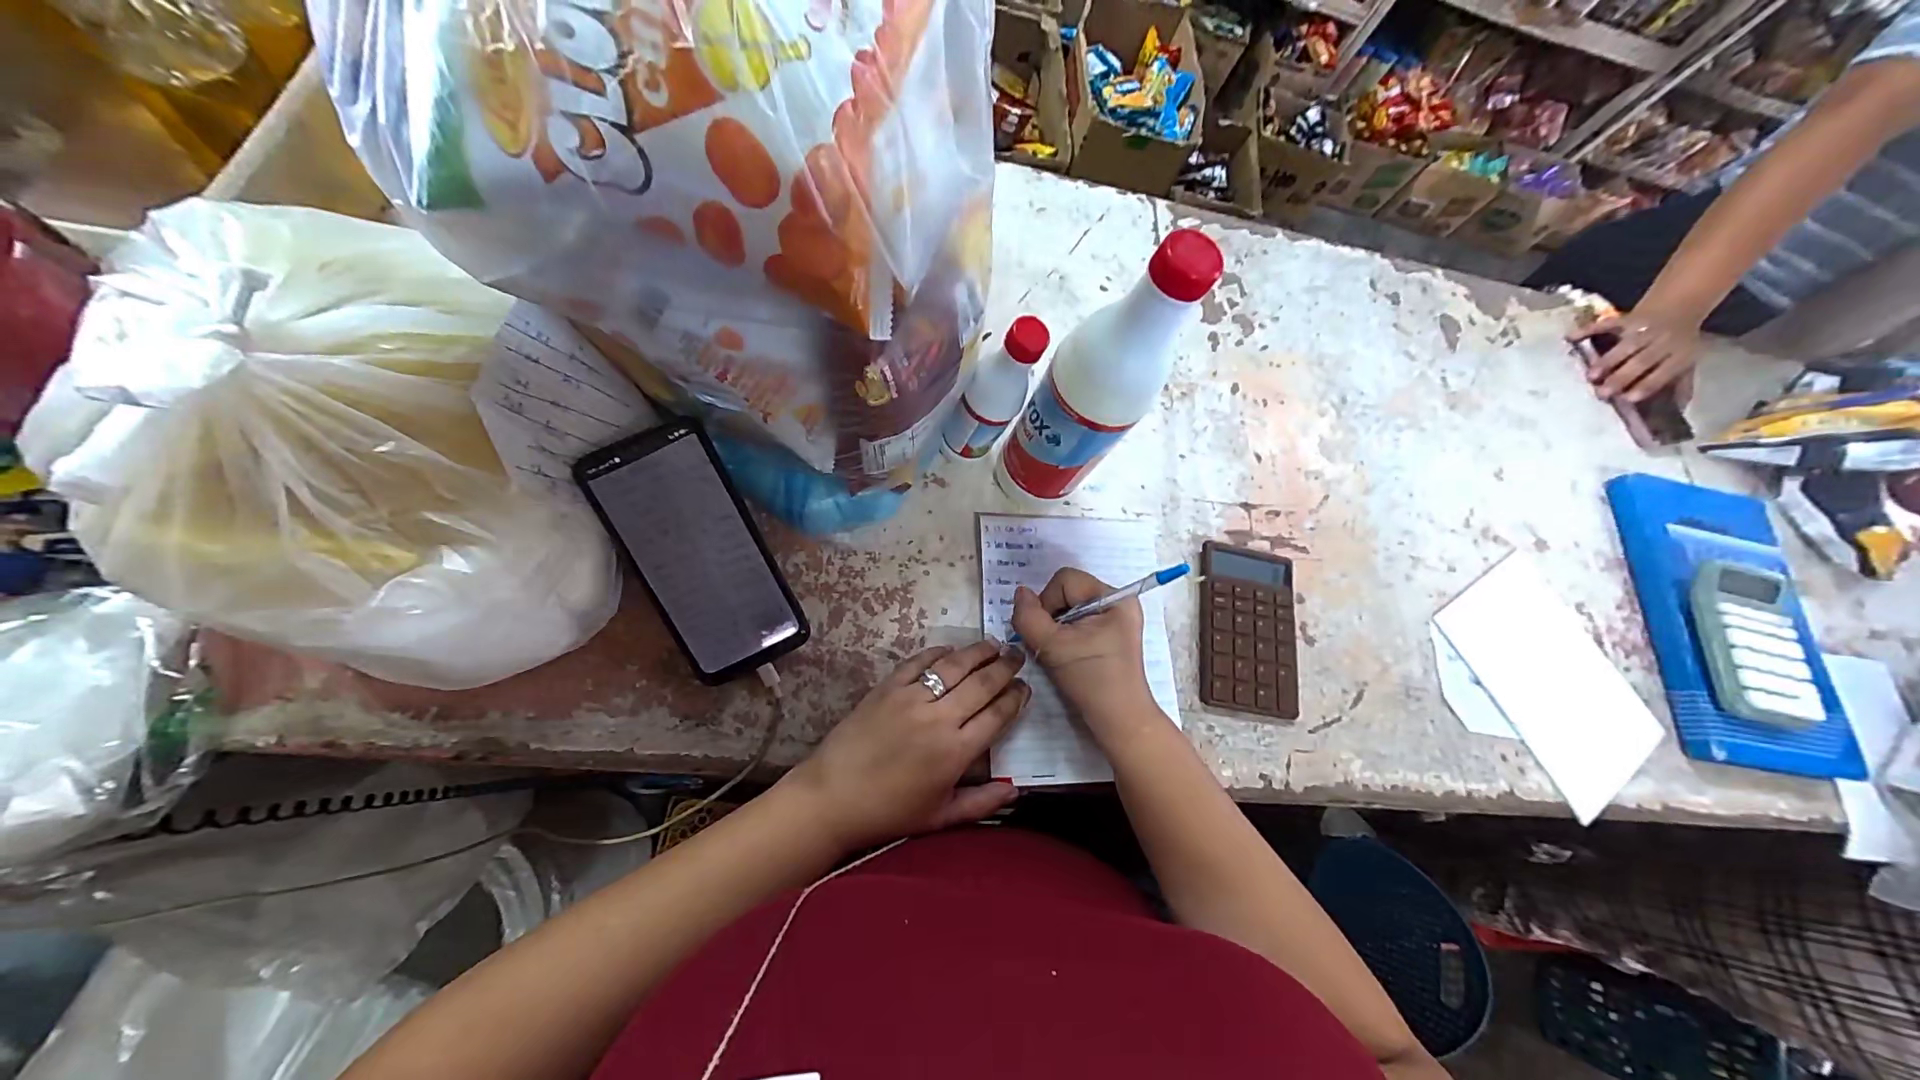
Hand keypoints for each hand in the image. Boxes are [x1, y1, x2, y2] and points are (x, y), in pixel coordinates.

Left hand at [782, 641, 1029, 850]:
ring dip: (978, 652)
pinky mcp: (887, 687)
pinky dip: (938, 652)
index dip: (1016, 697)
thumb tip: (1017, 790)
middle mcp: (938, 718)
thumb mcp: (941, 817)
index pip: (997, 714)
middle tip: (1018, 655)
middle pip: (982, 683)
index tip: (1026, 687)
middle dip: (1005, 667)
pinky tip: (951, 649)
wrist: (832, 797)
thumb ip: (982, 803)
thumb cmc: (889, 812)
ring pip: (954, 666)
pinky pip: (919, 662)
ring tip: (993, 644)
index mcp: (955, 752)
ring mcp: (911, 698)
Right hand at [1010, 568, 1156, 734]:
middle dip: (1051, 615)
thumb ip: (1028, 617)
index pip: (1064, 580)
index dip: (1046, 603)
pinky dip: (1065, 635)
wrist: (1119, 720)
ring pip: (1070, 608)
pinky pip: (1079, 622)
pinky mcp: (1111, 635)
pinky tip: (1066, 655)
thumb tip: (1020, 594)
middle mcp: (1118, 602)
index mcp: (1113, 597)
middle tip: (1051, 644)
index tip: (1048, 634)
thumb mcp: (1052, 646)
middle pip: (1067, 591)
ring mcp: (1116, 619)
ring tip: (1059, 652)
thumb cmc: (1091, 680)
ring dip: (1056, 627)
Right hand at [1570, 309, 1704, 403]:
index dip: (1647, 384)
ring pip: (1625, 346)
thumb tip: (1678, 411)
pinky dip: (1587, 330)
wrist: (1679, 308)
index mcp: (1680, 354)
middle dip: (1622, 376)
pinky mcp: (1625, 319)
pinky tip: (1570, 338)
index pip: (1664, 372)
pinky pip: (1606, 324)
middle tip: (1602, 392)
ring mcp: (1643, 328)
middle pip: (1642, 360)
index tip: (1627, 398)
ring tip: (1590, 376)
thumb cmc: (1677, 343)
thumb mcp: (1686, 363)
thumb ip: (1680, 385)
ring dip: (1607, 360)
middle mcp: (1663, 340)